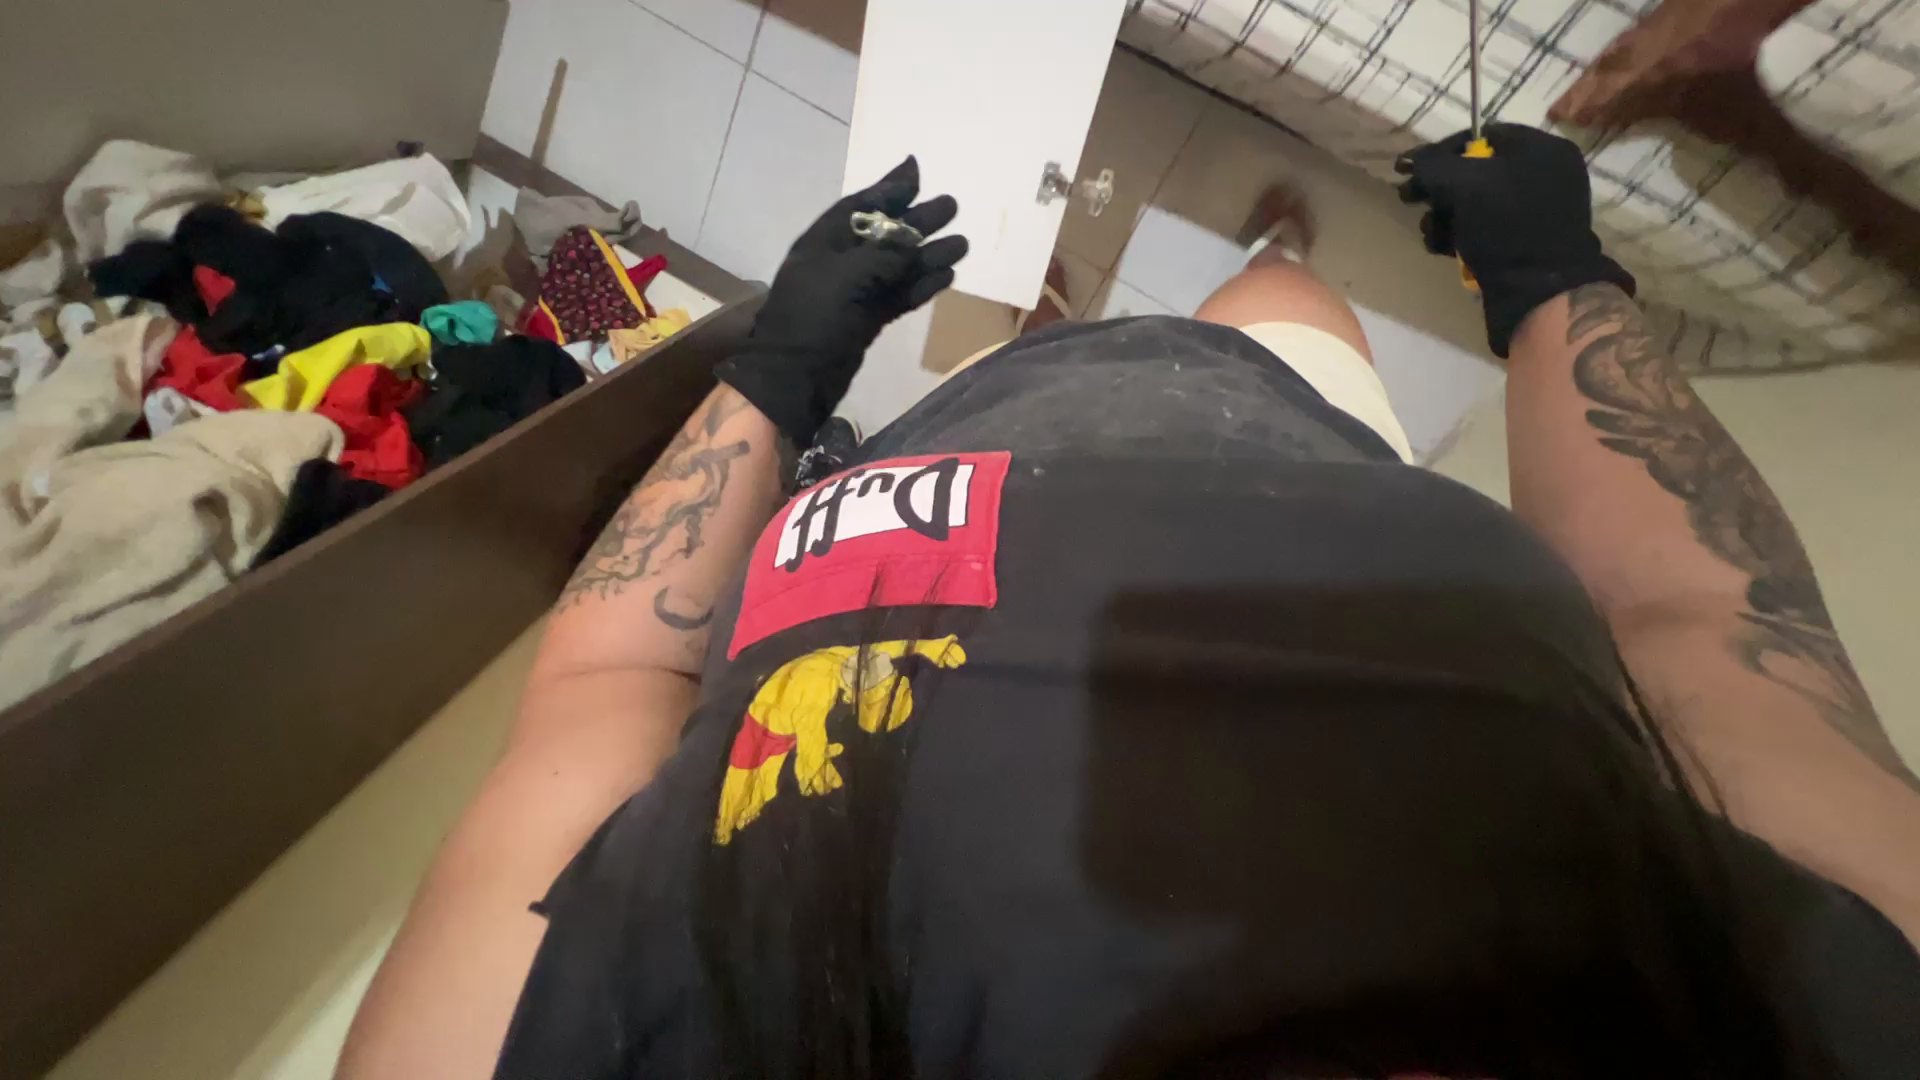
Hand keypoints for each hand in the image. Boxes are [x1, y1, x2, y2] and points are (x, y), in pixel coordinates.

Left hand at [715, 156, 967, 445]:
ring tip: (963, 244)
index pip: (860, 207)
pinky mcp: (868, 321)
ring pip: (898, 268)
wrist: (795, 377)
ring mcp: (856, 294)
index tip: (917, 173)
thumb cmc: (813, 320)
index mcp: (825, 242)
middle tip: (952, 206)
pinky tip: (947, 277)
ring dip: (928, 256)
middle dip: (917, 221)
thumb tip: (915, 238)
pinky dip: (922, 287)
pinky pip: (900, 297)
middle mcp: (842, 263)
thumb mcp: (847, 278)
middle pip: (886, 235)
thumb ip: (883, 256)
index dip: (889, 189)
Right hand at [1395, 123, 1633, 357]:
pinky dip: (1455, 236)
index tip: (1409, 170)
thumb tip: (1408, 160)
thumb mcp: (1467, 187)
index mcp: (1540, 150)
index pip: (1482, 135)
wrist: (1537, 289)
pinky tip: (1443, 249)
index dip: (1442, 151)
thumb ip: (1435, 168)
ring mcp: (1529, 211)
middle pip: (1473, 171)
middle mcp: (1539, 175)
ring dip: (1441, 217)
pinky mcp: (1516, 241)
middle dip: (1437, 189)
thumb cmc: (1507, 228)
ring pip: (1470, 203)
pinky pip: (1478, 228)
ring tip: (1431, 234)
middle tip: (1409, 201)